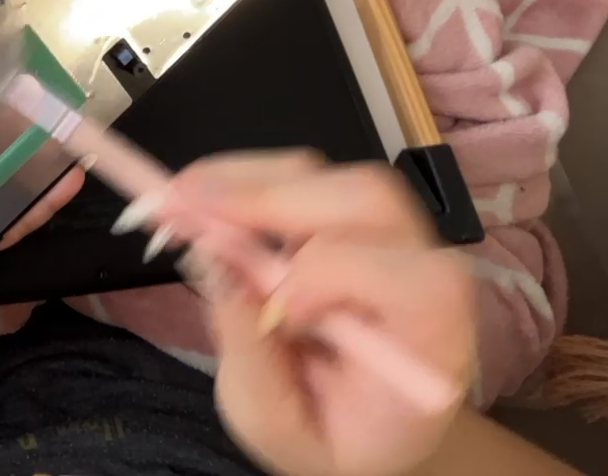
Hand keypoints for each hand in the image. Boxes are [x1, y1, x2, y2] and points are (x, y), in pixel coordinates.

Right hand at [168, 152, 474, 475]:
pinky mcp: (339, 214)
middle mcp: (419, 272)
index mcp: (430, 343)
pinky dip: (234, 177)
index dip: (331, 275)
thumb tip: (206, 255)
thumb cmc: (327, 436)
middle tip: (180, 208)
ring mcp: (381, 233)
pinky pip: (291, 172)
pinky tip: (195, 200)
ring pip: (321, 172)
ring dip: (239, 179)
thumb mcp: (276, 426)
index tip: (269, 310)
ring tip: (177, 201)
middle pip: (365, 197)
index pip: (411, 280)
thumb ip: (247, 351)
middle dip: (264, 197)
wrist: (357, 424)